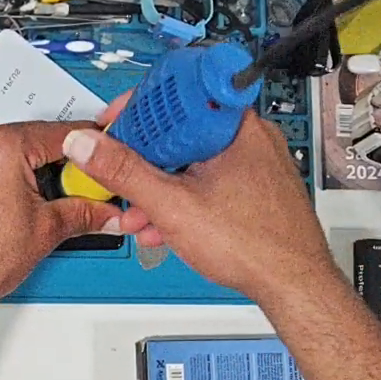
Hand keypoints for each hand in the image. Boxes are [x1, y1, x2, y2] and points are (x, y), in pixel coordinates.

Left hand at [0, 122, 123, 306]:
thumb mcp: (45, 232)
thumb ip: (84, 214)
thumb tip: (107, 212)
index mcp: (3, 146)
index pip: (62, 134)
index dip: (91, 147)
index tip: (104, 155)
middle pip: (32, 140)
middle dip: (58, 164)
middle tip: (78, 189)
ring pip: (5, 151)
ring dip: (28, 170)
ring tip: (41, 203)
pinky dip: (1, 176)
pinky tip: (11, 204)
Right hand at [62, 96, 337, 303]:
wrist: (292, 283)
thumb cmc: (254, 244)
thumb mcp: (171, 205)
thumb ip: (124, 172)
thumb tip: (88, 146)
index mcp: (233, 125)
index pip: (175, 96)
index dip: (137, 111)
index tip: (113, 127)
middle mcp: (248, 137)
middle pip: (179, 132)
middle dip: (142, 161)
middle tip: (118, 176)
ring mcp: (253, 163)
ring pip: (191, 162)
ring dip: (157, 187)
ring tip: (137, 214)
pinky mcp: (253, 187)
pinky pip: (207, 181)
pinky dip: (181, 199)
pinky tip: (163, 226)